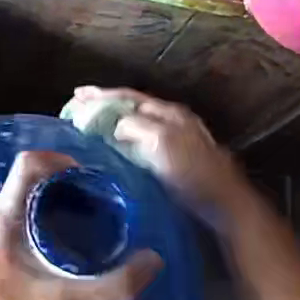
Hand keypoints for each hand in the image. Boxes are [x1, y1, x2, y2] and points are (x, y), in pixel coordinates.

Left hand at [0, 150, 162, 299]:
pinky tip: (63, 246)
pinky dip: (39, 221)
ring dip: (52, 204)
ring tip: (87, 221)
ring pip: (20, 202)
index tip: (92, 178)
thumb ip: (118, 284)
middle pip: (27, 181)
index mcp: (1, 220)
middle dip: (65, 185)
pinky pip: (13, 220)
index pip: (28, 163)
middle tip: (99, 201)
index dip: (62, 160)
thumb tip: (155, 260)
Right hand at [71, 87, 251, 226]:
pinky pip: (141, 141)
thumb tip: (113, 124)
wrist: (223, 204)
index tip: (76, 95)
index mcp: (168, 113)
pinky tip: (113, 147)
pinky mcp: (175, 160)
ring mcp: (175, 139)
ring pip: (137, 123)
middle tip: (77, 107)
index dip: (101, 95)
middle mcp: (172, 121)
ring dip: (112, 121)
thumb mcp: (161, 142)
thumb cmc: (192, 173)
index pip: (128, 96)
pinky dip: (122, 139)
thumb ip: (136, 126)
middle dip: (104, 105)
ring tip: (89, 124)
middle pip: (132, 106)